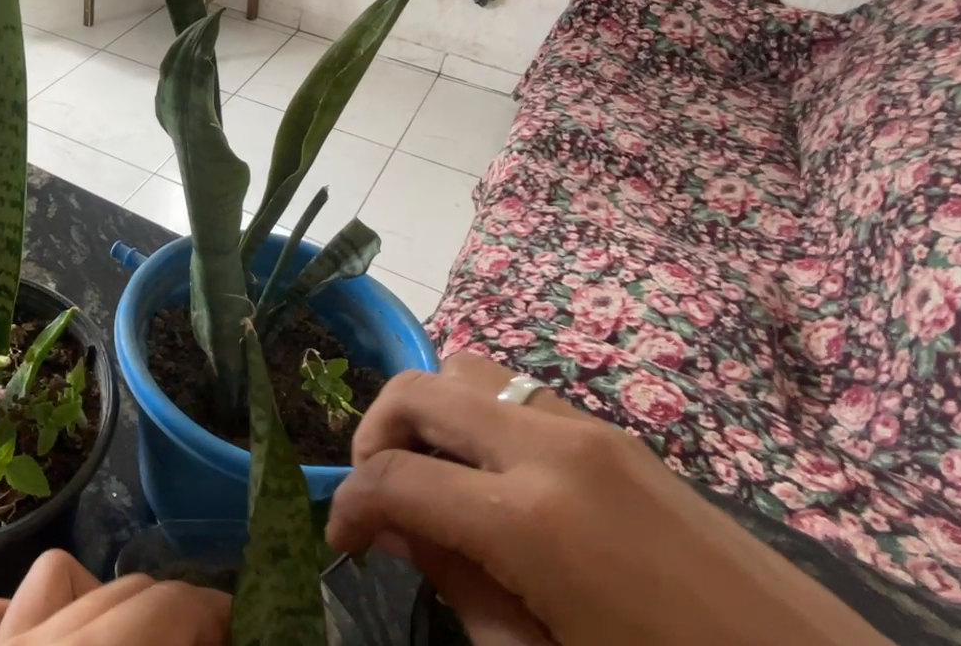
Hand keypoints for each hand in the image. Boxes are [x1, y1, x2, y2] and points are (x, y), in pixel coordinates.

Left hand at [0, 550, 229, 644]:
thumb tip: (228, 633)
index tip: (245, 628)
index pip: (170, 607)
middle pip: (123, 592)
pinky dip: (19, 618)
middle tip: (207, 640)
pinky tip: (47, 640)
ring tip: (134, 638)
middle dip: (175, 611)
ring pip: (54, 579)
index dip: (217, 612)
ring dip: (100, 600)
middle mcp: (43, 644)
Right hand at [327, 353, 889, 645]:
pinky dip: (476, 418)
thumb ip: (459, 588)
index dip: (348, 506)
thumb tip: (399, 531)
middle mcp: (550, 448)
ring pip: (466, 372)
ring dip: (427, 414)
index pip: (394, 480)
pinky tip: (492, 478)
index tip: (341, 540)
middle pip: (418, 391)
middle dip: (374, 435)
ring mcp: (590, 430)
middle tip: (379, 497)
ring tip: (432, 476)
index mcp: (529, 520)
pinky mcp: (619, 434)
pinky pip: (518, 394)